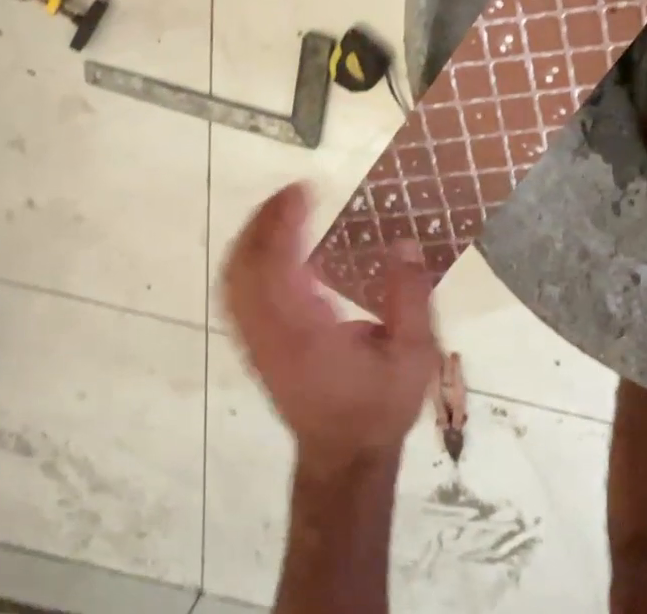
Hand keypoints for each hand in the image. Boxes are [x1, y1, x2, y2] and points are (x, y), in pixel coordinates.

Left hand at [223, 183, 439, 465]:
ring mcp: (256, 343)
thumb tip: (404, 243)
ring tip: (281, 210)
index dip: (283, 223)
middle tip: (294, 191)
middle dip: (263, 221)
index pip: (278, 267)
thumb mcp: (414, 354)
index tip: (304, 189)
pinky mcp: (256, 348)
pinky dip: (246, 261)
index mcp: (305, 334)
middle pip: (243, 267)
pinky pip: (236, 296)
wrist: (344, 457)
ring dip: (251, 238)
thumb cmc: (381, 407)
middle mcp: (269, 335)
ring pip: (232, 281)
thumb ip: (409, 297)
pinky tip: (269, 248)